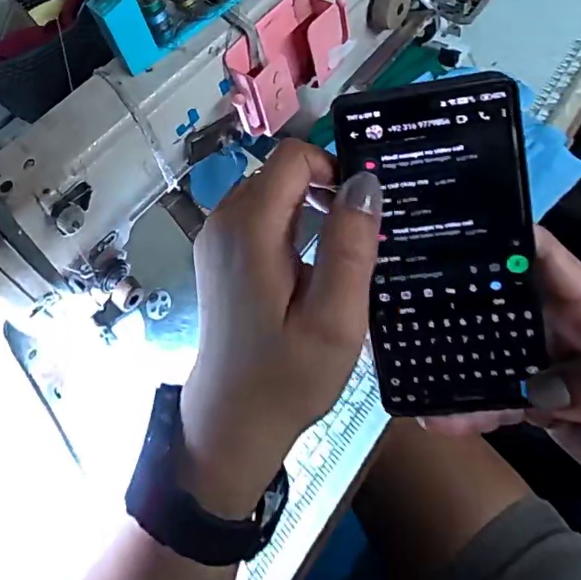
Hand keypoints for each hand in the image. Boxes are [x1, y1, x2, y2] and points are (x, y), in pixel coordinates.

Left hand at [178, 141, 381, 517]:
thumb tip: (364, 182)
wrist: (230, 423)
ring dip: (307, 204)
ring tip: (335, 250)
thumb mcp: (335, 318)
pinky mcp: (217, 250)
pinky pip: (258, 211)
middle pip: (281, 170)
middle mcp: (224, 218)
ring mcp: (216, 233)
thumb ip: (350, 245)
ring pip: (271, 188)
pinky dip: (288, 220)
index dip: (332, 168)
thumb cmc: (286, 376)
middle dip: (322, 188)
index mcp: (250, 227)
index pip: (293, 156)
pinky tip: (307, 262)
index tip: (358, 209)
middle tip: (354, 235)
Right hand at [425, 228, 580, 579]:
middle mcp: (573, 336)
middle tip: (409, 293)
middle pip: (511, 302)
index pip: (552, 262)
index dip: (509, 238)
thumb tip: (539, 382)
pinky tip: (441, 417)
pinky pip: (504, 402)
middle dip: (465, 294)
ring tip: (413, 362)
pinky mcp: (551, 415)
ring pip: (499, 354)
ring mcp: (559, 375)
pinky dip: (473, 408)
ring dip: (460, 357)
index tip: (457, 227)